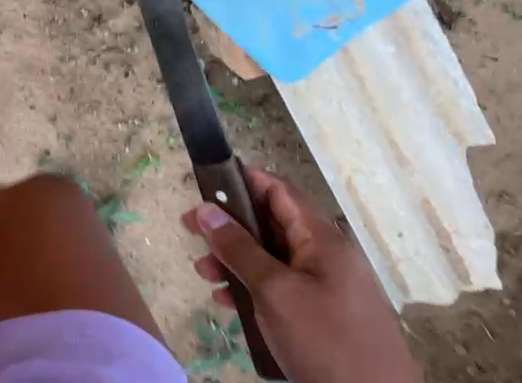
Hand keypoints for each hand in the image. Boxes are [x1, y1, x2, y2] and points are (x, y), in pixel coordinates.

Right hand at [183, 167, 421, 382]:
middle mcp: (328, 258)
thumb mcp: (275, 291)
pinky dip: (252, 287)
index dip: (241, 181)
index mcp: (323, 241)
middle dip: (228, 227)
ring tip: (205, 275)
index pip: (278, 191)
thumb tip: (206, 209)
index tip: (203, 186)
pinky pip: (281, 287)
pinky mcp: (325, 316)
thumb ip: (239, 248)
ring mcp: (329, 289)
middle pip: (270, 224)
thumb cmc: (327, 341)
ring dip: (234, 260)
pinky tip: (229, 303)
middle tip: (192, 233)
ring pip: (272, 258)